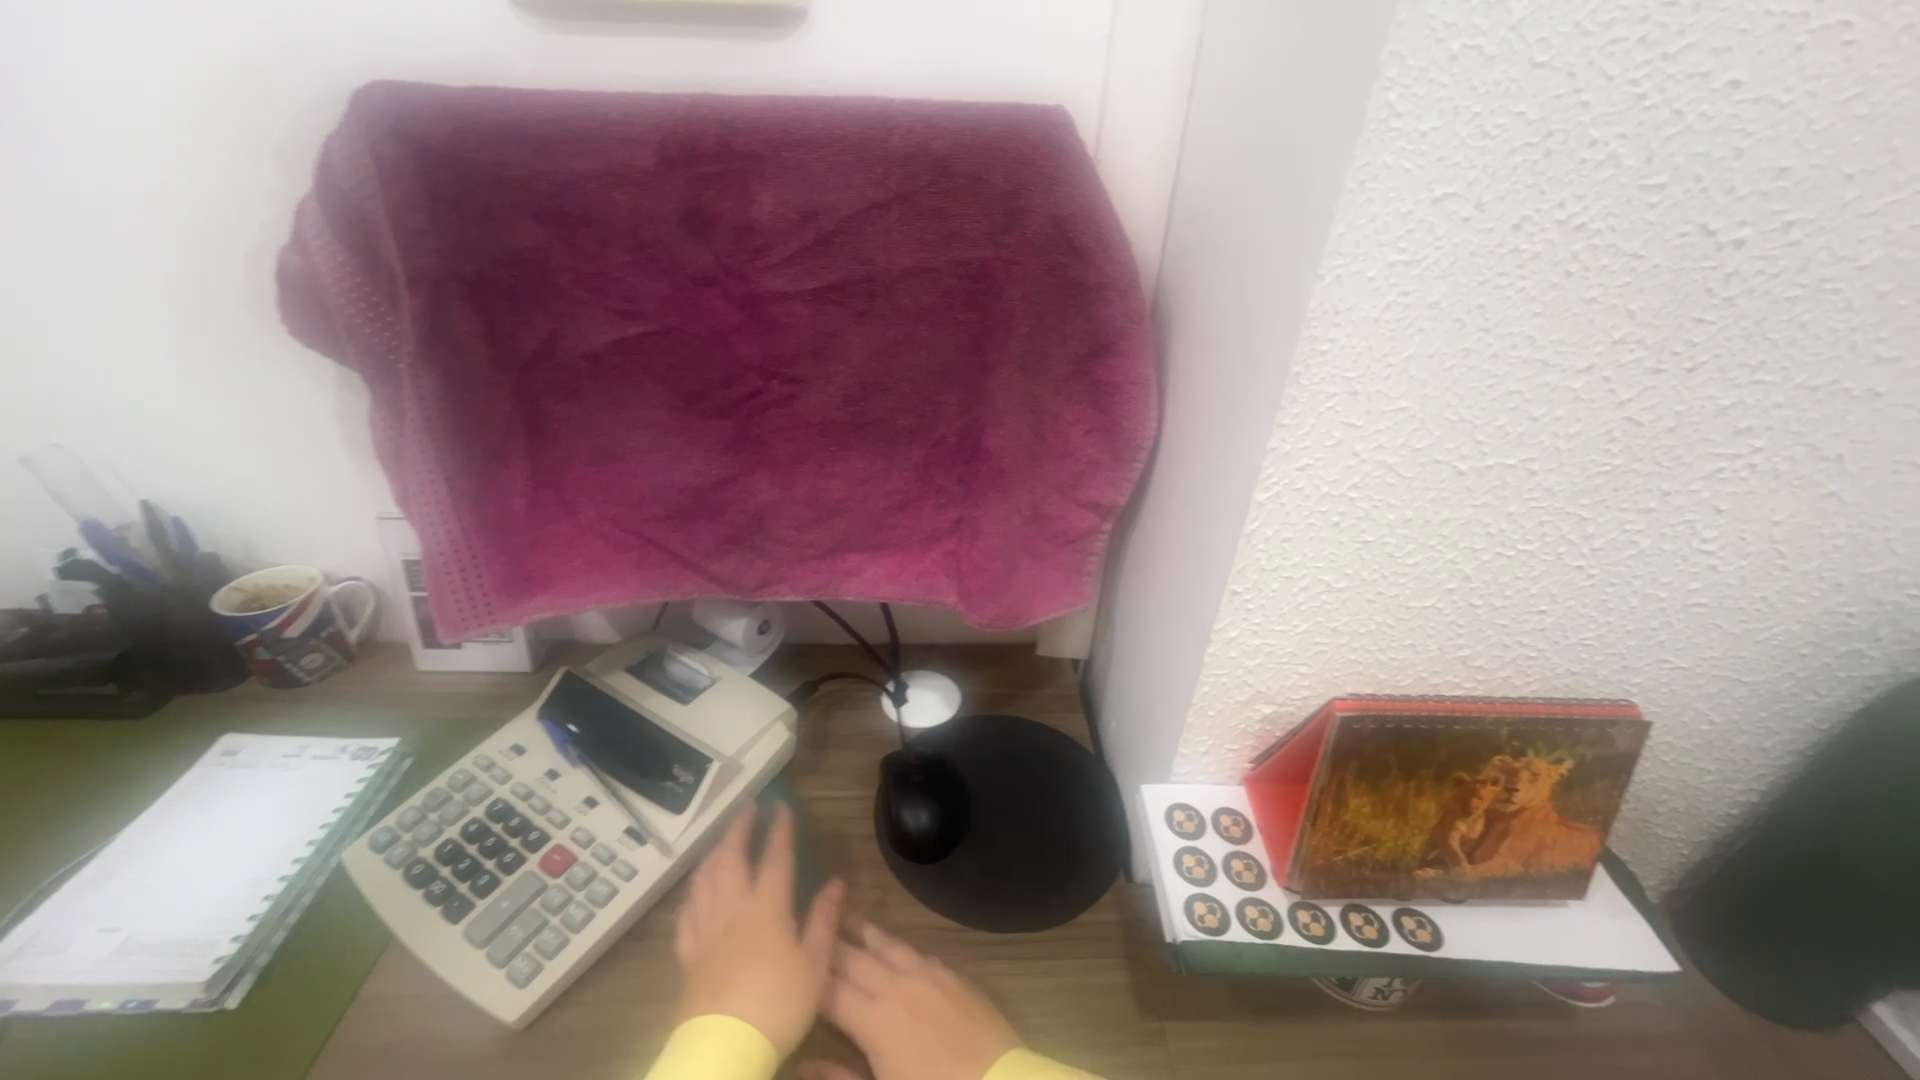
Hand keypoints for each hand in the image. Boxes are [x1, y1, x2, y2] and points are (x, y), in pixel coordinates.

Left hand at [674, 802, 846, 1057]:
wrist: (725, 1048)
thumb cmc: (778, 1004)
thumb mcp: (815, 965)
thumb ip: (824, 920)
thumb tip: (837, 883)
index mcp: (766, 909)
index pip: (775, 859)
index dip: (779, 831)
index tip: (782, 806)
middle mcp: (732, 910)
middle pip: (731, 859)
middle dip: (739, 830)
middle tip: (746, 807)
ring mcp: (705, 931)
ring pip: (704, 881)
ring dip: (713, 853)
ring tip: (721, 840)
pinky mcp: (688, 955)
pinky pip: (686, 915)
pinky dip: (692, 894)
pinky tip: (694, 892)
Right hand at [801, 918, 1021, 1079]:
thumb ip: (839, 1078)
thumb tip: (802, 1064)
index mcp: (874, 1021)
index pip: (829, 990)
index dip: (806, 975)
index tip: (787, 957)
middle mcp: (897, 987)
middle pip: (854, 958)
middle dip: (828, 941)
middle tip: (807, 918)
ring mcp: (928, 976)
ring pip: (887, 945)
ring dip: (862, 930)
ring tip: (843, 911)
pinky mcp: (954, 975)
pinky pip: (918, 952)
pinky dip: (897, 945)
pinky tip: (891, 943)